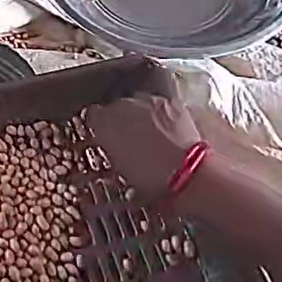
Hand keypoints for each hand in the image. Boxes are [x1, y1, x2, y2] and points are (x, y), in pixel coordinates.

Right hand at [86, 94, 200, 202]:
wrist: (188, 174)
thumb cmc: (150, 180)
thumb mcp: (121, 170)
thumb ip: (111, 149)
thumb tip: (110, 143)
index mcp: (104, 124)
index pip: (93, 115)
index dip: (99, 127)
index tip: (105, 137)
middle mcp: (122, 106)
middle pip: (116, 107)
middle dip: (121, 120)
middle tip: (129, 139)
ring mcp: (148, 101)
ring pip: (139, 103)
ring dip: (141, 115)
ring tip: (151, 135)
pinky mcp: (171, 102)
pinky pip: (160, 105)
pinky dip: (161, 115)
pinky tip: (168, 130)